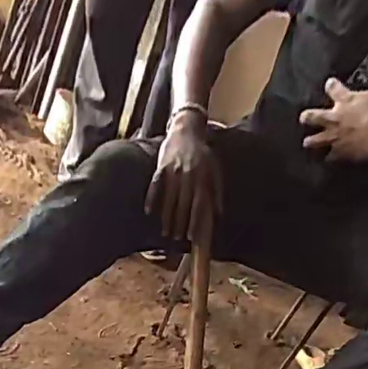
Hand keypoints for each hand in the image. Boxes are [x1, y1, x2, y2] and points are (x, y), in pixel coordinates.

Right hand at [145, 111, 221, 242]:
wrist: (187, 130)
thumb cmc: (201, 153)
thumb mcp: (214, 170)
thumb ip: (216, 191)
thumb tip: (218, 213)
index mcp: (203, 177)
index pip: (199, 204)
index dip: (194, 221)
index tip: (191, 236)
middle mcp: (189, 175)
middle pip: (183, 205)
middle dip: (180, 223)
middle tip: (176, 238)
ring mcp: (174, 171)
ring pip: (169, 199)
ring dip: (166, 217)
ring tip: (165, 231)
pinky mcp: (161, 167)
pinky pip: (156, 185)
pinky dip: (152, 198)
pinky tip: (149, 212)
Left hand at [299, 78, 367, 162]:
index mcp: (346, 101)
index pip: (334, 89)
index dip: (331, 86)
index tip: (329, 84)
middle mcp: (334, 118)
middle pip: (312, 117)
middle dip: (306, 116)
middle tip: (303, 117)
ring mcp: (332, 137)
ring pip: (313, 140)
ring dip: (310, 141)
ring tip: (306, 142)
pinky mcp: (335, 153)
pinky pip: (328, 157)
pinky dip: (328, 158)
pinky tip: (327, 159)